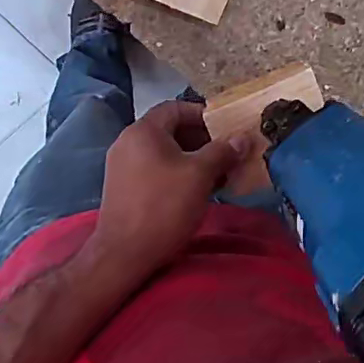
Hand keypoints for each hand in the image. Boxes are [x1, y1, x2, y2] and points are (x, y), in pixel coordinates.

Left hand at [88, 101, 251, 279]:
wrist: (123, 255)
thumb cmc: (164, 207)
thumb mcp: (200, 175)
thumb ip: (222, 151)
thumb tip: (242, 139)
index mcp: (143, 130)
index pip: (176, 107)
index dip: (203, 115)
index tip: (226, 129)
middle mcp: (128, 141)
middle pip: (169, 128)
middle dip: (201, 139)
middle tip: (225, 154)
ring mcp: (121, 164)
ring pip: (163, 150)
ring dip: (191, 157)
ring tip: (215, 175)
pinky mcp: (121, 186)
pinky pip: (153, 167)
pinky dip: (175, 171)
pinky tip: (193, 190)